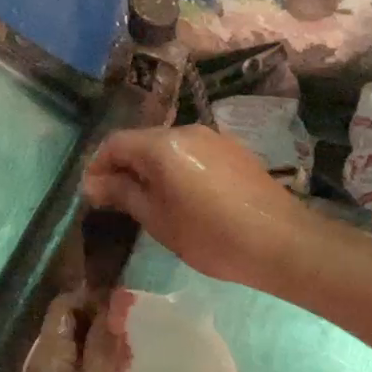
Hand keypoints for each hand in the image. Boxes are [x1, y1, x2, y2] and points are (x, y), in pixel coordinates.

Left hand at [11, 291, 132, 371]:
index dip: (95, 298)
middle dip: (104, 333)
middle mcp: (42, 368)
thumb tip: (114, 298)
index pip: (65, 305)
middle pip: (73, 330)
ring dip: (105, 361)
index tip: (128, 307)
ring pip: (79, 358)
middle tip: (130, 354)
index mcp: (46, 357)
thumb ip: (103, 347)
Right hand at [83, 125, 305, 286]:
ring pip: (168, 147)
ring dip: (151, 168)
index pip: (115, 143)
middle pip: (142, 142)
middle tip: (115, 200)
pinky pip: (192, 153)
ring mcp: (213, 137)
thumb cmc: (211, 235)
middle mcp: (186, 130)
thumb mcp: (158, 220)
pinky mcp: (233, 150)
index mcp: (162, 144)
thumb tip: (93, 183)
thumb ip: (123, 194)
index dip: (97, 166)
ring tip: (149, 201)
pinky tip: (183, 197)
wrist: (281, 242)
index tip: (90, 193)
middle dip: (124, 167)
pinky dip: (177, 169)